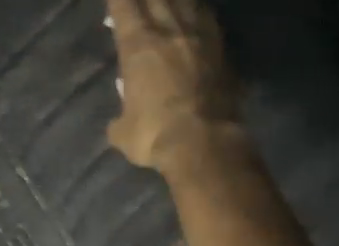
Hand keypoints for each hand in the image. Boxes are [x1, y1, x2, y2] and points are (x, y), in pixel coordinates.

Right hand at [105, 0, 242, 171]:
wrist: (203, 138)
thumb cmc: (153, 134)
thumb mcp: (123, 132)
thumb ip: (121, 118)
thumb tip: (120, 121)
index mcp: (138, 47)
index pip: (125, 8)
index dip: (118, 0)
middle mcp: (168, 30)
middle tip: (136, 0)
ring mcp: (198, 34)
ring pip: (184, 0)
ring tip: (163, 2)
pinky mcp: (220, 45)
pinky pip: (205, 15)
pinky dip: (195, 8)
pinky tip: (193, 9)